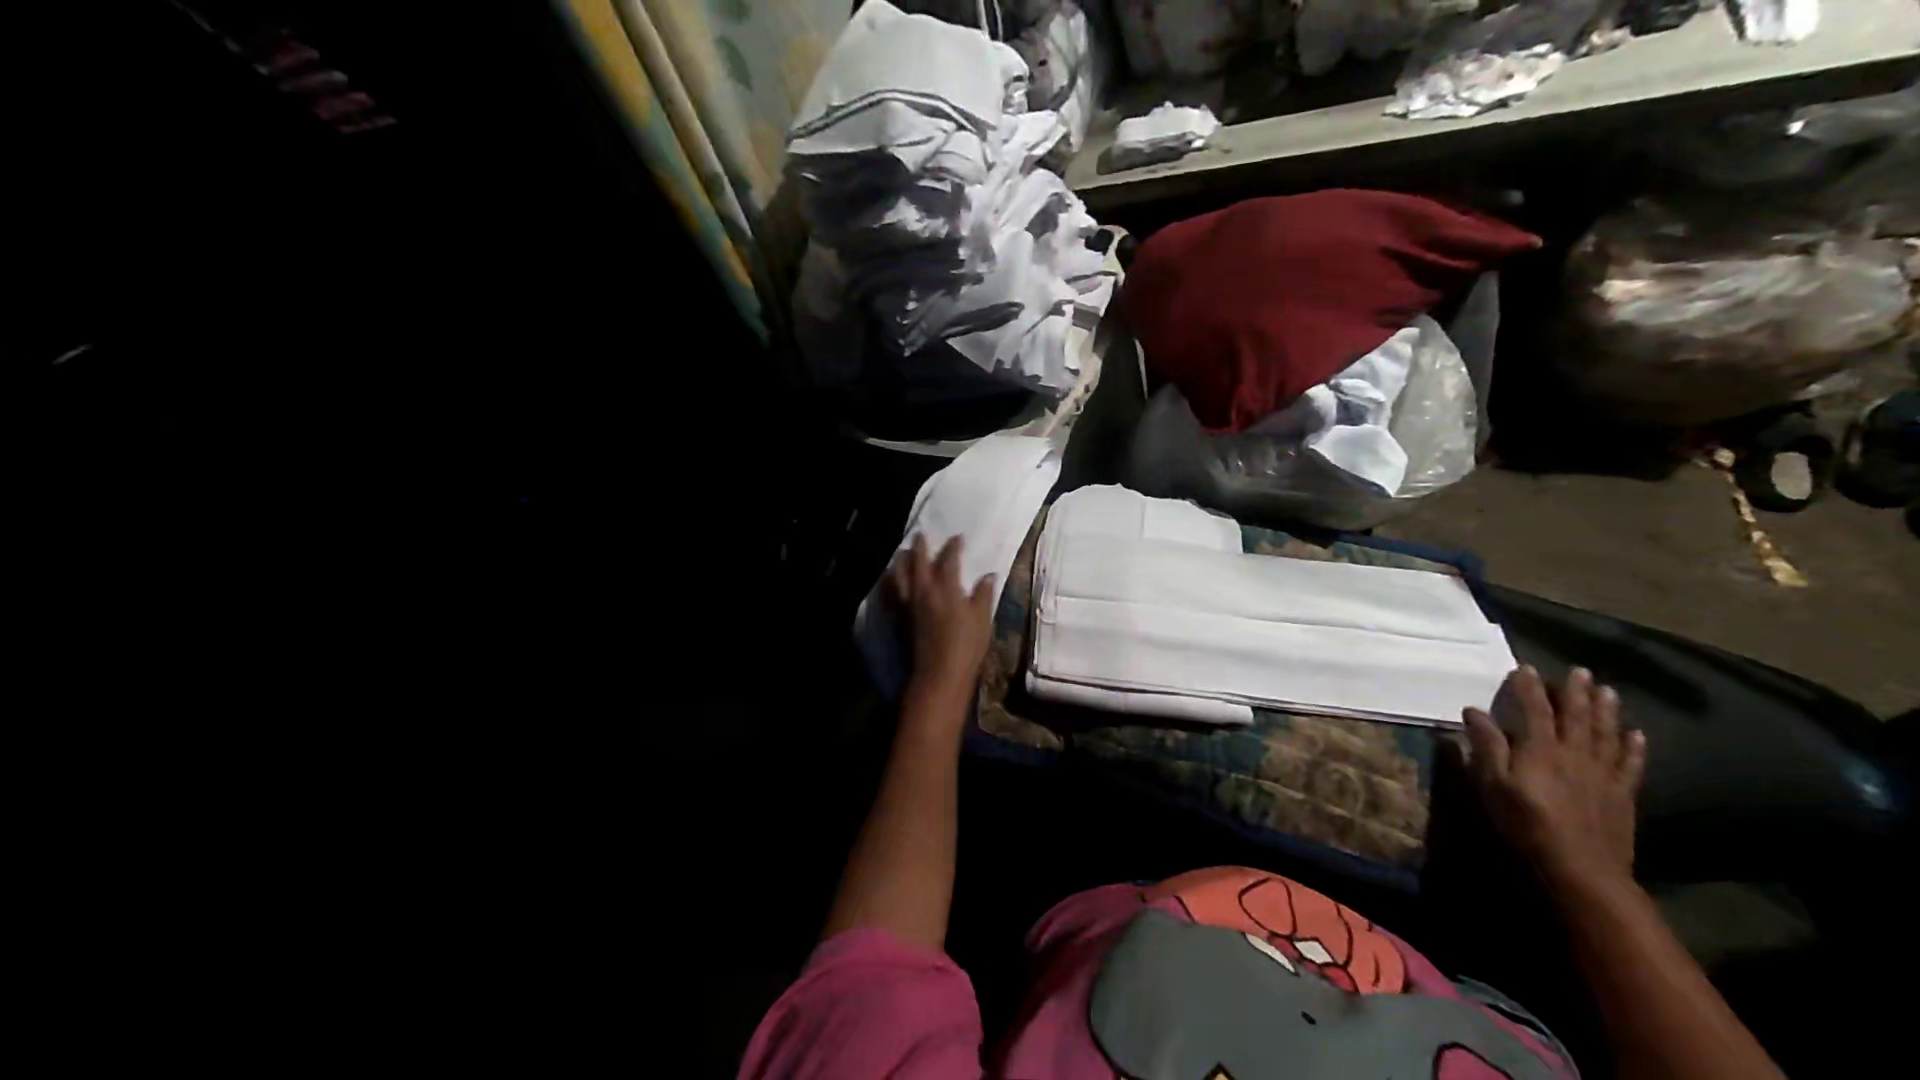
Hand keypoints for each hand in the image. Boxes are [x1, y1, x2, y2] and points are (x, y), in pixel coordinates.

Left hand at [887, 534, 994, 697]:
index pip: (948, 559)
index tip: (957, 538)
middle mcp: (924, 591)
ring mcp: (909, 604)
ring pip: (900, 574)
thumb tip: (988, 576)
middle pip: (918, 561)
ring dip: (902, 560)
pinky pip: (890, 594)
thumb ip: (983, 595)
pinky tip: (889, 580)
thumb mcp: (982, 620)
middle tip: (921, 534)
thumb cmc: (966, 647)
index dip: (953, 546)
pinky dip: (889, 582)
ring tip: (903, 552)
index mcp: (946, 588)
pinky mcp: (900, 617)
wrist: (939, 675)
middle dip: (920, 546)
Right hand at [1463, 666, 1648, 894]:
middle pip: (1577, 716)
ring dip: (1606, 710)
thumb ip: (1486, 746)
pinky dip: (1634, 747)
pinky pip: (1630, 764)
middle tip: (1579, 671)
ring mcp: (1603, 774)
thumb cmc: (1525, 824)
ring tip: (1608, 690)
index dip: (1529, 687)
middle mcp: (1575, 754)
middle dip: (1575, 691)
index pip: (1534, 709)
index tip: (1524, 667)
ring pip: (1606, 733)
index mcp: (1540, 749)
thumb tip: (1474, 711)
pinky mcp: (1621, 794)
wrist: (1581, 869)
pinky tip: (1636, 734)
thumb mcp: (1492, 785)